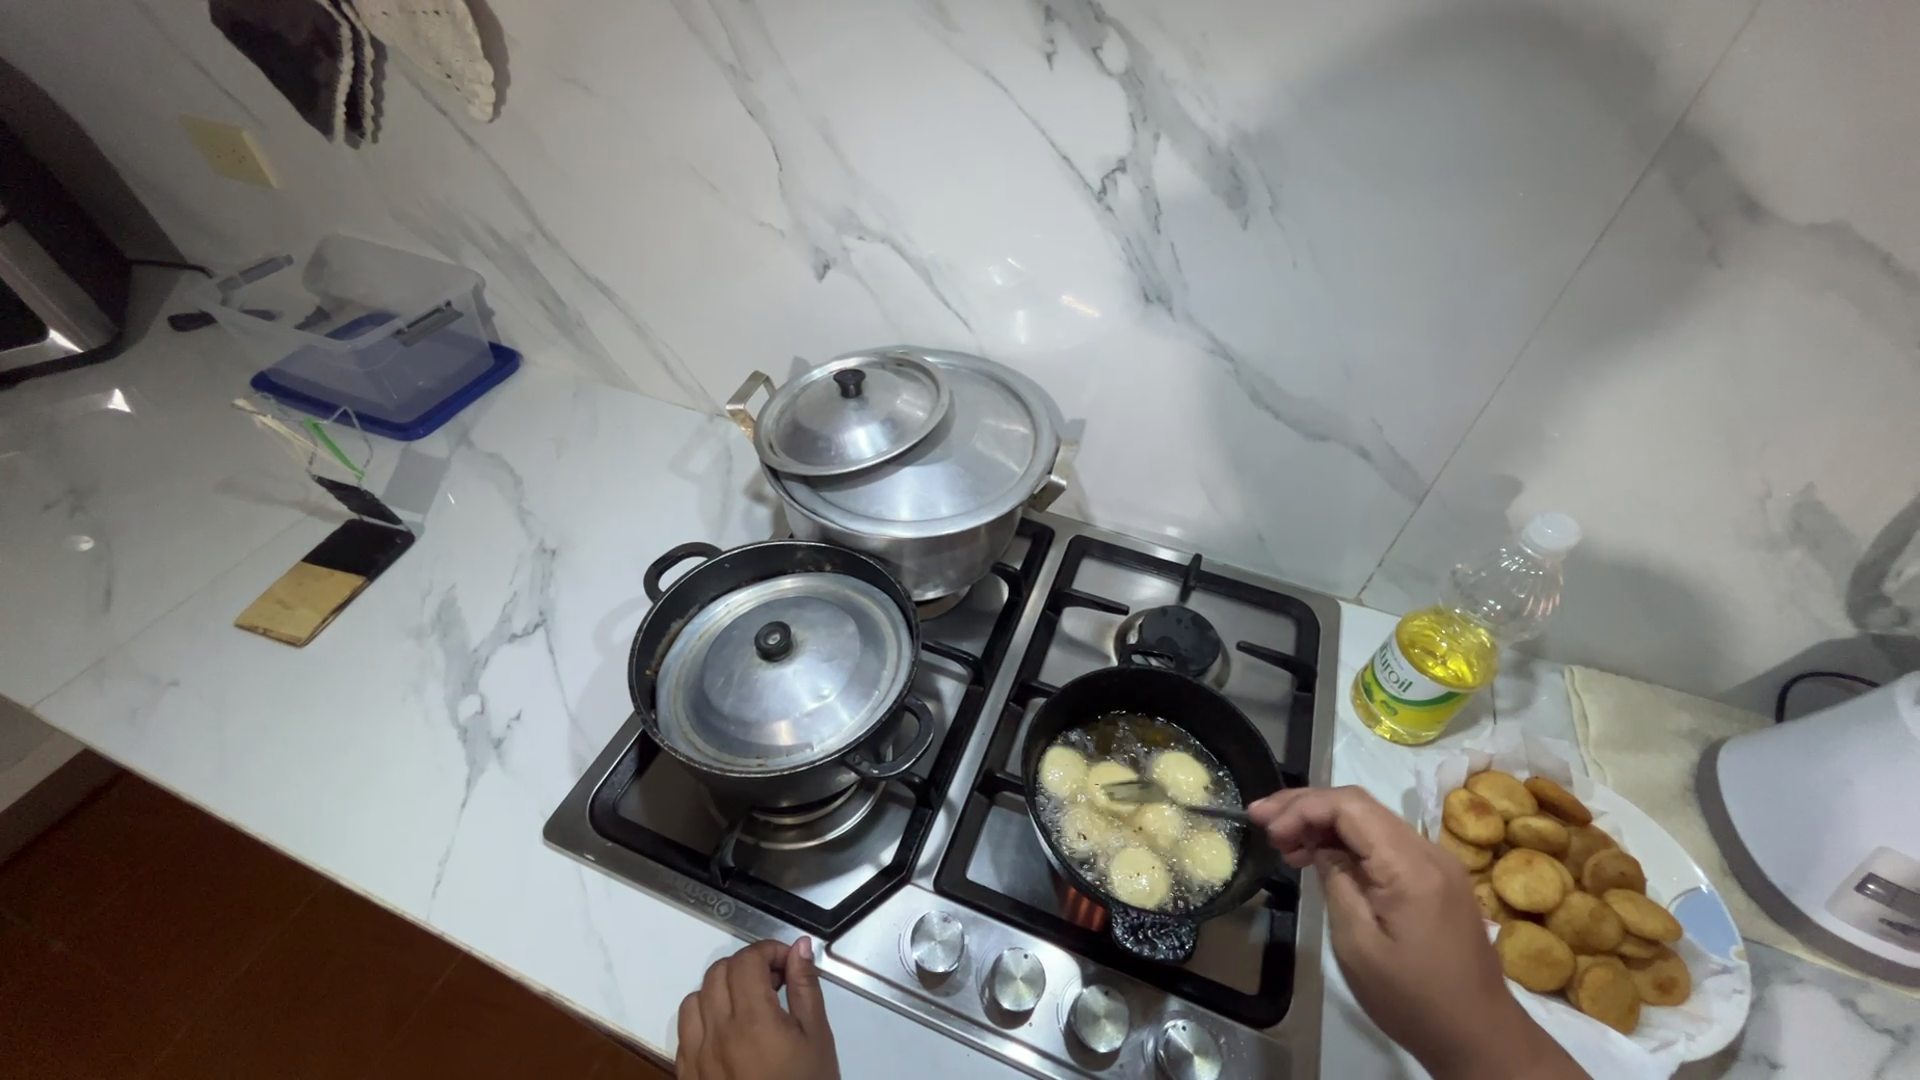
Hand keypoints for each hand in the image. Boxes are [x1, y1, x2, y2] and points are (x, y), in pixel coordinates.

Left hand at [677, 937, 839, 1079]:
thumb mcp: (817, 1037)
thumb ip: (806, 986)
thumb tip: (800, 947)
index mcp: (753, 1021)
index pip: (747, 960)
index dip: (769, 950)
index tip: (789, 964)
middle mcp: (717, 1035)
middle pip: (718, 973)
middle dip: (747, 965)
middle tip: (775, 982)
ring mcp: (697, 1058)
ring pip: (695, 998)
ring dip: (721, 989)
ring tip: (749, 1004)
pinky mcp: (687, 1078)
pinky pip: (684, 1032)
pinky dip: (703, 1019)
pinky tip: (728, 1031)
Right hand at [1248, 786, 1587, 1079]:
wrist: (1481, 1040)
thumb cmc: (1413, 999)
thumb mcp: (1357, 944)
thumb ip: (1336, 882)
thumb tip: (1320, 848)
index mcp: (1411, 866)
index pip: (1348, 806)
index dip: (1301, 808)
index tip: (1267, 829)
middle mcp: (1429, 852)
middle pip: (1358, 804)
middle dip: (1304, 806)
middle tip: (1261, 820)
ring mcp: (1436, 863)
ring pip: (1369, 819)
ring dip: (1322, 821)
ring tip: (1282, 841)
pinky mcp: (1436, 878)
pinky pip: (1383, 841)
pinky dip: (1345, 840)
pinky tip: (1318, 855)